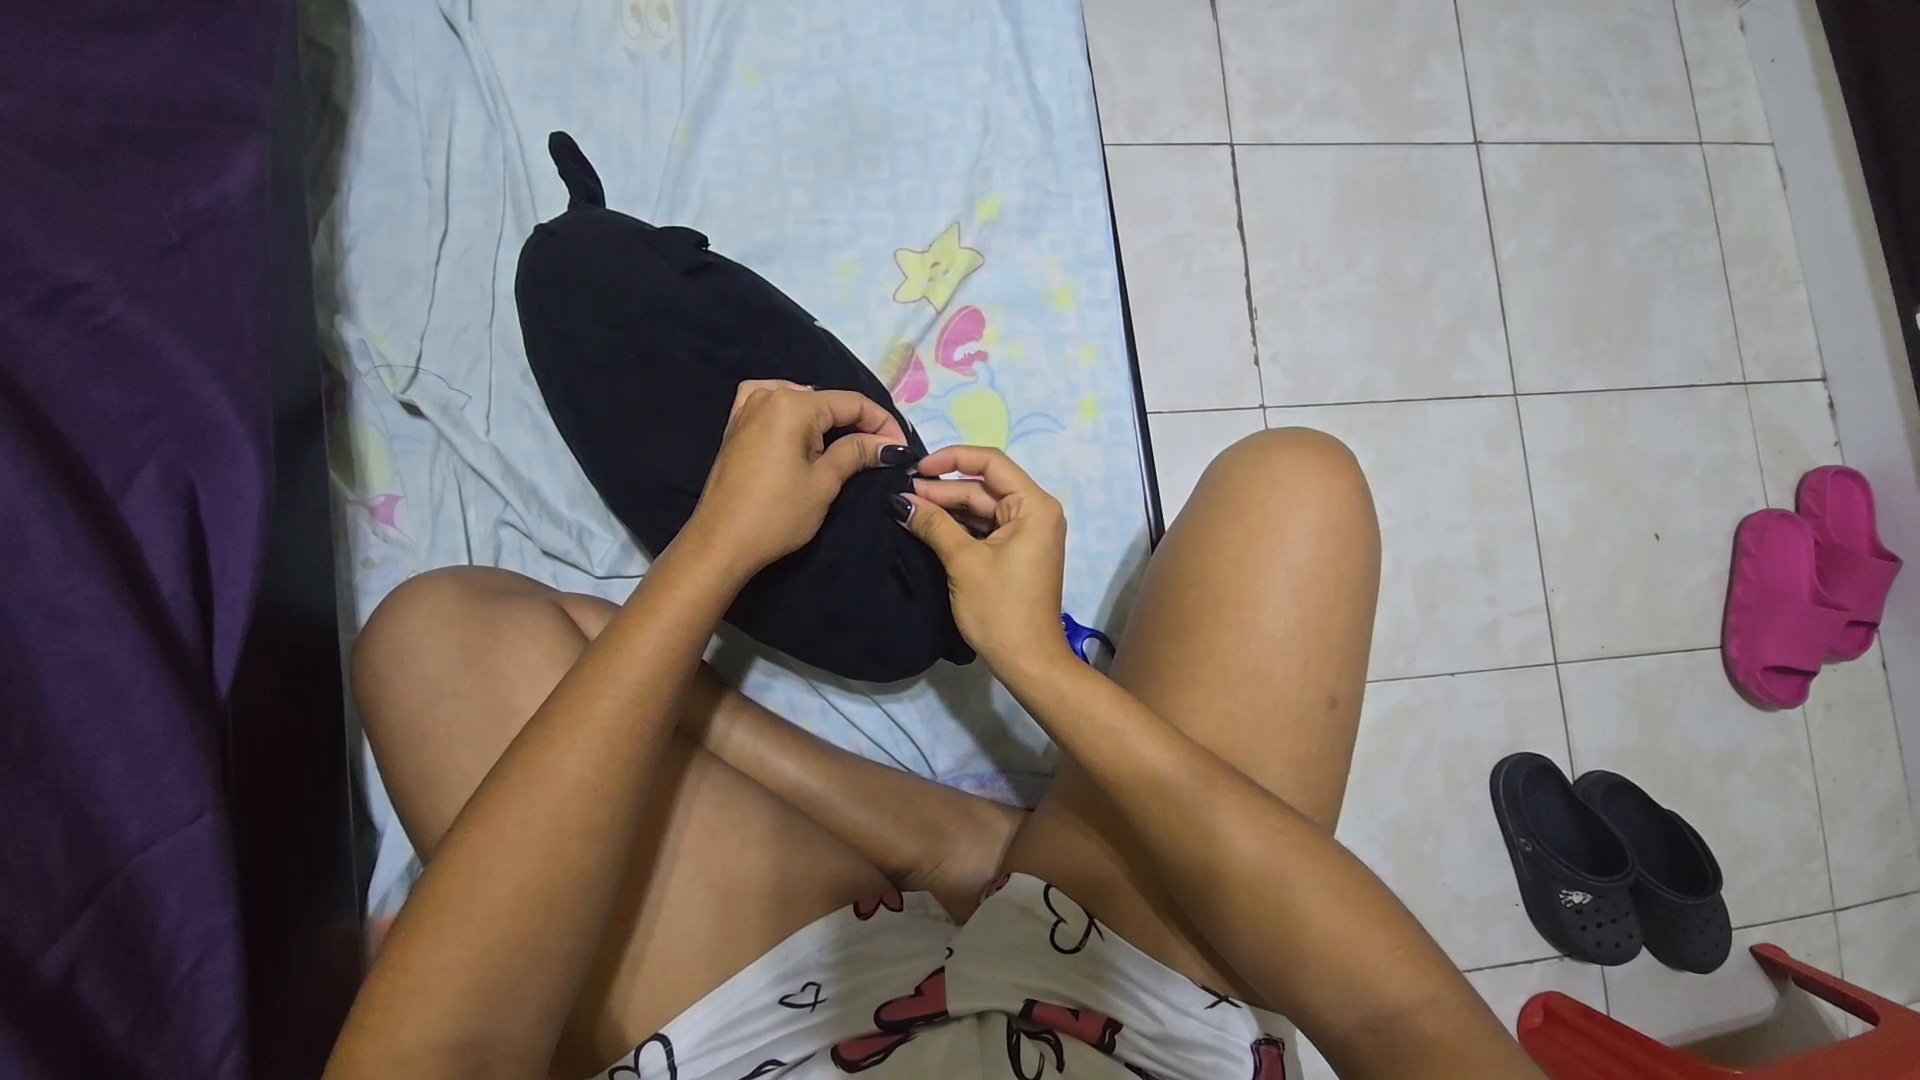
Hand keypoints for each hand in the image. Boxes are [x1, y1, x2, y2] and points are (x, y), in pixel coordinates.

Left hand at [683, 380, 912, 576]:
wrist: (721, 543)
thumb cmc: (777, 514)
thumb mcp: (824, 482)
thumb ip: (857, 453)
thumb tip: (890, 445)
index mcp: (792, 404)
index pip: (852, 403)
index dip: (882, 423)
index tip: (901, 448)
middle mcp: (768, 395)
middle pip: (827, 402)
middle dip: (858, 424)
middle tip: (881, 452)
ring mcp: (748, 407)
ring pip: (803, 403)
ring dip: (829, 421)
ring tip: (849, 445)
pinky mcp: (736, 425)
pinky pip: (774, 406)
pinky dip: (795, 415)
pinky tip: (804, 429)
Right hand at [897, 445, 1072, 671]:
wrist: (1028, 661)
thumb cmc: (1000, 608)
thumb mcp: (963, 562)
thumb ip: (933, 524)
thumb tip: (900, 500)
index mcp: (1034, 506)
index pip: (991, 463)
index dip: (951, 459)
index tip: (916, 468)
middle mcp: (1035, 512)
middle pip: (983, 486)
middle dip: (943, 489)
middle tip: (901, 493)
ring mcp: (1026, 533)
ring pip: (981, 508)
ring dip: (947, 508)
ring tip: (907, 507)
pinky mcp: (1015, 552)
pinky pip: (984, 528)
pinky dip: (958, 526)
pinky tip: (927, 525)